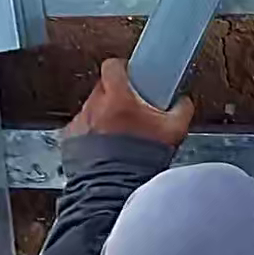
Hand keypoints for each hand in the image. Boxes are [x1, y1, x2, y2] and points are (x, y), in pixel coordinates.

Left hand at [62, 59, 193, 146]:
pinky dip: (92, 134)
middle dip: (117, 95)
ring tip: (121, 133)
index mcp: (117, 97)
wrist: (113, 188)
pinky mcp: (70, 140)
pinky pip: (82, 129)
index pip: (113, 66)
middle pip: (103, 88)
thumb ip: (181, 110)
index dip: (123, 68)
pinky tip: (107, 148)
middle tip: (132, 109)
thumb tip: (183, 102)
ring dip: (104, 116)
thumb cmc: (141, 159)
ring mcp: (80, 123)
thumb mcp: (174, 131)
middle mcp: (94, 106)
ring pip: (92, 109)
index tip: (131, 74)